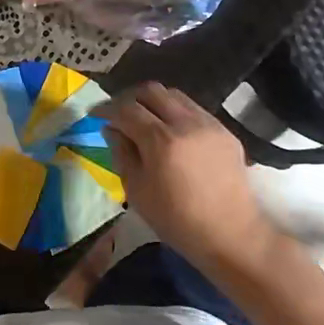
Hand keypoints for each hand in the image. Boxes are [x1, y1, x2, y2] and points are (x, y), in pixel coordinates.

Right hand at [102, 83, 279, 272]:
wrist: (229, 233)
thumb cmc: (174, 218)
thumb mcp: (136, 188)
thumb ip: (121, 152)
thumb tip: (112, 129)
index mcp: (161, 141)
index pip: (126, 109)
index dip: (105, 109)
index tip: (93, 115)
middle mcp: (187, 124)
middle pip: (152, 91)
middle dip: (129, 98)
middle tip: (118, 114)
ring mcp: (210, 125)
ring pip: (175, 96)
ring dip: (153, 102)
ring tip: (144, 120)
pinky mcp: (225, 132)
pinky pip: (194, 110)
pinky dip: (175, 113)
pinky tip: (169, 133)